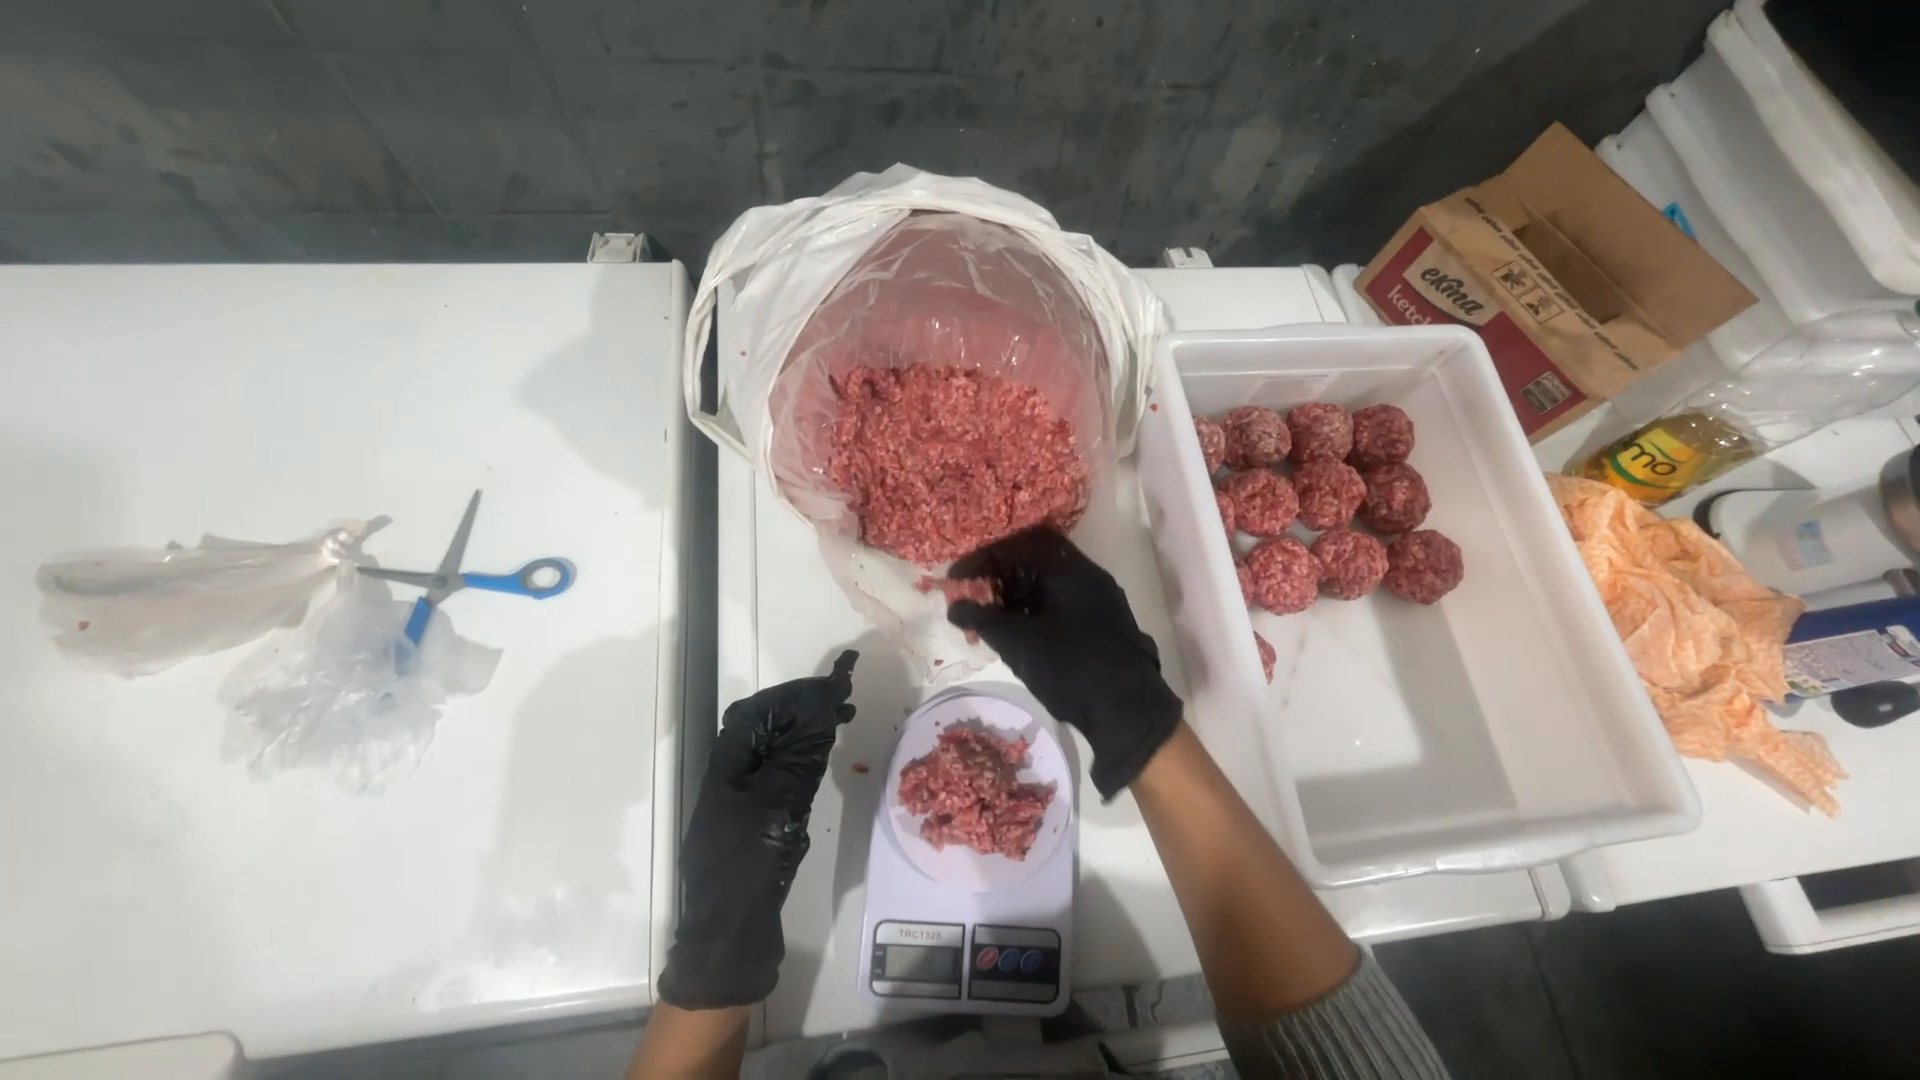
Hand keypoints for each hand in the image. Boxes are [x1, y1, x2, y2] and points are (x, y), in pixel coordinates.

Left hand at [657, 650, 858, 1008]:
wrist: (726, 938)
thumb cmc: (746, 864)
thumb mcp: (777, 803)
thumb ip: (800, 754)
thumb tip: (822, 705)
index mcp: (728, 762)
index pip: (762, 709)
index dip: (797, 692)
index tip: (835, 682)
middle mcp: (732, 774)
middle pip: (769, 725)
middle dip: (805, 708)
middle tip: (846, 700)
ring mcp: (742, 799)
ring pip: (777, 750)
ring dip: (808, 731)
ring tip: (843, 721)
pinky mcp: (756, 822)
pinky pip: (782, 776)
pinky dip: (805, 760)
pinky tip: (822, 760)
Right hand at [946, 528, 1181, 798]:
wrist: (1127, 712)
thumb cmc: (1071, 667)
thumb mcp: (1019, 643)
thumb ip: (983, 619)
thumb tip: (955, 607)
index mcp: (1071, 571)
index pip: (1019, 545)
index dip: (983, 558)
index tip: (956, 578)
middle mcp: (1088, 578)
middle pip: (1034, 561)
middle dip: (998, 577)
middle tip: (972, 596)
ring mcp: (1098, 602)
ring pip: (1047, 586)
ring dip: (1014, 596)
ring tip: (987, 619)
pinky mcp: (1101, 626)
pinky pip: (1059, 606)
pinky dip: (1032, 613)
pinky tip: (1014, 634)